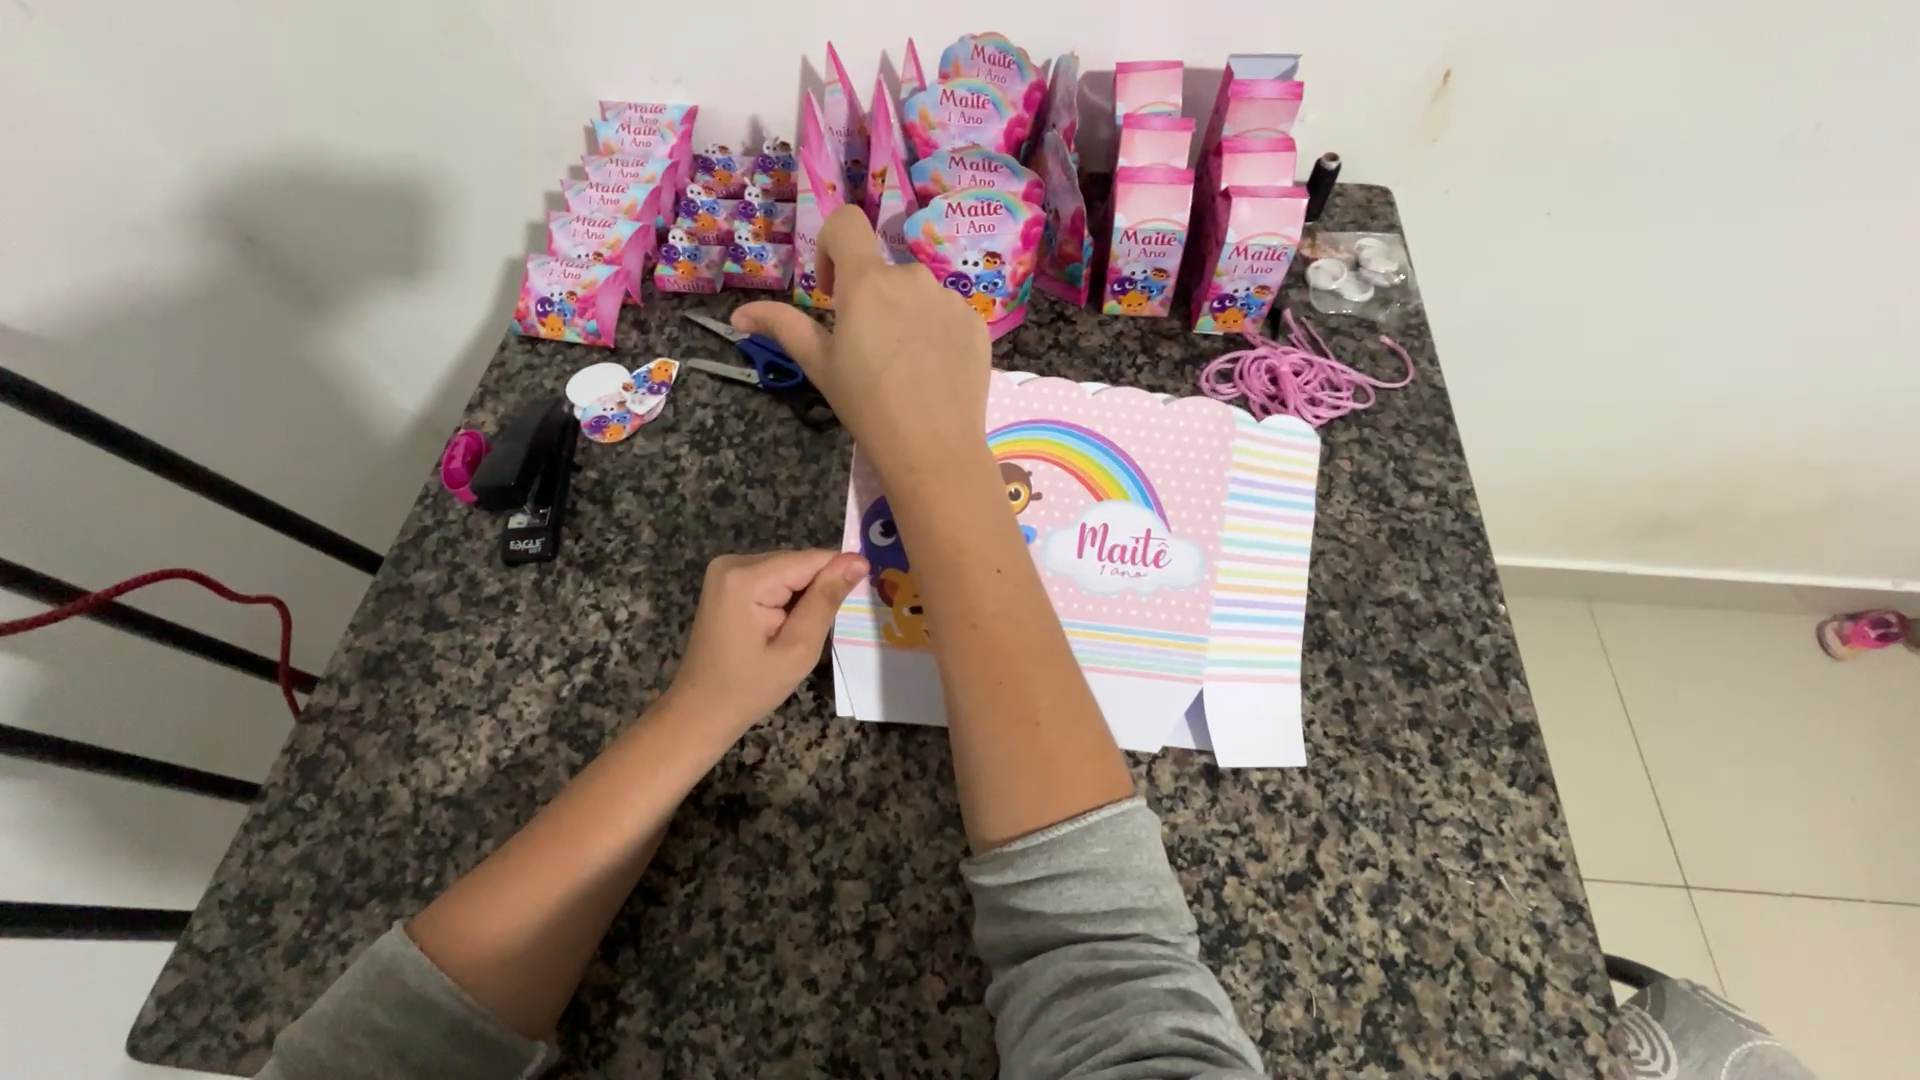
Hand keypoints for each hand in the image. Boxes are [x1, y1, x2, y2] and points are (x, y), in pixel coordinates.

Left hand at [662, 549, 867, 732]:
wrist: (700, 710)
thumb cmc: (750, 688)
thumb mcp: (798, 648)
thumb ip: (826, 600)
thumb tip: (858, 561)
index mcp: (747, 578)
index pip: (812, 559)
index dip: (838, 576)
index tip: (853, 604)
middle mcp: (733, 562)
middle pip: (798, 563)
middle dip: (815, 591)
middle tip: (813, 632)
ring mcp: (725, 570)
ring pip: (788, 570)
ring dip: (801, 597)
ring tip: (795, 633)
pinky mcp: (726, 581)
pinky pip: (772, 578)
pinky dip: (785, 599)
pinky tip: (780, 627)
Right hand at [731, 206, 993, 486]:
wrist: (933, 447)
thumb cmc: (868, 406)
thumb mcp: (820, 366)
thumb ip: (782, 327)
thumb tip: (740, 314)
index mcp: (867, 282)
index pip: (846, 221)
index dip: (832, 247)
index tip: (833, 293)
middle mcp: (912, 278)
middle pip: (883, 271)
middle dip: (871, 300)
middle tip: (869, 350)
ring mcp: (950, 300)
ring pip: (918, 294)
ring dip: (905, 316)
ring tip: (904, 367)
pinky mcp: (976, 324)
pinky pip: (948, 315)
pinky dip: (937, 334)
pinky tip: (933, 372)